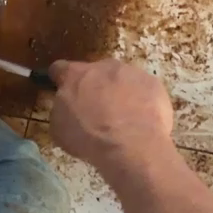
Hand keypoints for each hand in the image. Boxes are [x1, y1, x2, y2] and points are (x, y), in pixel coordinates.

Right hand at [47, 59, 176, 178]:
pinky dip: (141, 101)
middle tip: (97, 111)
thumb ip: (61, 110)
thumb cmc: (88, 138)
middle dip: (95, 87)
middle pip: (96, 72)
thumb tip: (66, 107)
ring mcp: (132, 73)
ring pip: (122, 79)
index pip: (60, 68)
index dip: (60, 79)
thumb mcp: (59, 129)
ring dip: (120, 93)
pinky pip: (144, 90)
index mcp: (75, 75)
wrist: (130, 145)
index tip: (62, 89)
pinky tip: (141, 121)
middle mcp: (104, 67)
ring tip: (123, 119)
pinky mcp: (154, 84)